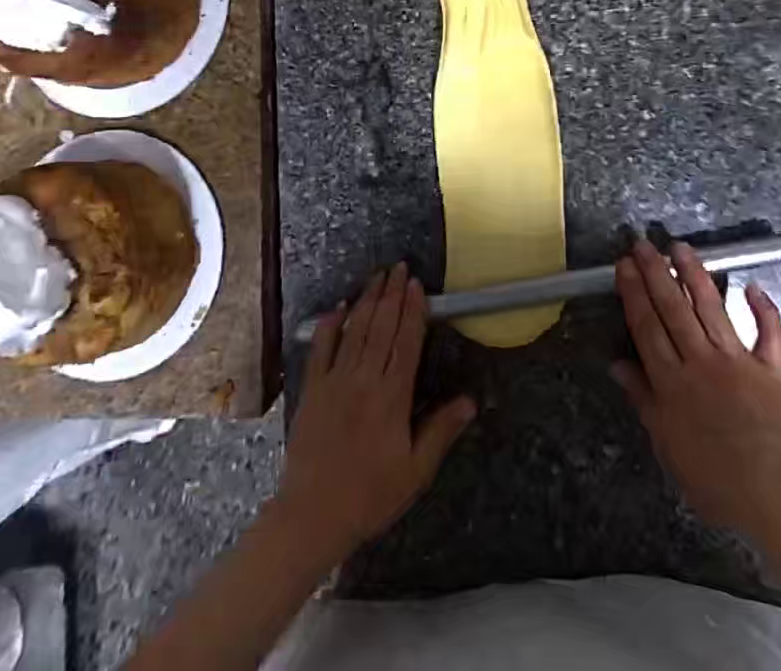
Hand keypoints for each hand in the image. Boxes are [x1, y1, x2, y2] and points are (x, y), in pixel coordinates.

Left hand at [275, 263, 476, 561]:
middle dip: (391, 294)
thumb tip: (469, 400)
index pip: (407, 343)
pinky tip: (338, 307)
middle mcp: (363, 381)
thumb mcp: (416, 470)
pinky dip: (329, 325)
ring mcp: (334, 382)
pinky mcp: (311, 390)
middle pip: (381, 328)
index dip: (413, 311)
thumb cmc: (371, 494)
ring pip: (354, 331)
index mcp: (392, 398)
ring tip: (377, 276)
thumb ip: (441, 430)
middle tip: (398, 267)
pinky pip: (320, 349)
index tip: (417, 285)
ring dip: (366, 301)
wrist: (313, 514)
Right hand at [612, 239, 780, 532]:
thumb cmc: (712, 478)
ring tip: (681, 248)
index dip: (633, 293)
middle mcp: (701, 362)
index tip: (623, 266)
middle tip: (643, 244)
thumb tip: (618, 364)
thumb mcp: (665, 443)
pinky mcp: (772, 371)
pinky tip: (752, 286)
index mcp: (672, 381)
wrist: (775, 495)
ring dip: (695, 276)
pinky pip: (769, 334)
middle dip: (656, 273)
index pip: (646, 326)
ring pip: (712, 309)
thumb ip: (643, 399)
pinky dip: (763, 309)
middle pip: (674, 309)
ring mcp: (739, 362)